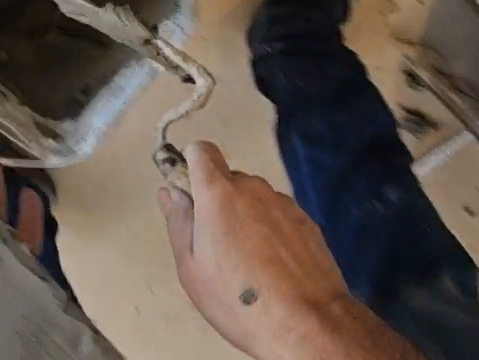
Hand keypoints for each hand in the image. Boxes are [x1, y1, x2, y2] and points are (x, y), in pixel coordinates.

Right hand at [160, 141, 404, 359]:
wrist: (309, 326)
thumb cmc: (239, 300)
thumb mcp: (191, 268)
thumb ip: (177, 222)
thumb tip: (169, 191)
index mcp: (218, 192)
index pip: (201, 150)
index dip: (192, 164)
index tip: (191, 194)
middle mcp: (251, 187)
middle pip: (228, 179)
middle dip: (220, 201)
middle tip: (219, 245)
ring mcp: (283, 203)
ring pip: (255, 199)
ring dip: (247, 217)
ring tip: (252, 263)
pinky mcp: (307, 221)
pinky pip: (279, 216)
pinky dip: (273, 231)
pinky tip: (276, 268)